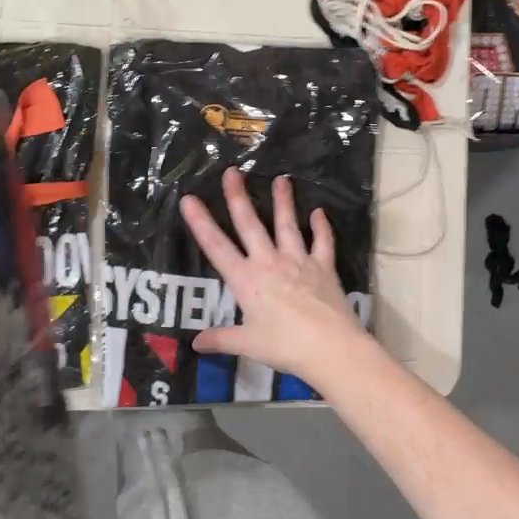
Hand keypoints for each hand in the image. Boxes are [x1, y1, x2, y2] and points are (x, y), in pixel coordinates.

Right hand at [181, 168, 381, 390]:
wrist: (330, 347)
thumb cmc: (284, 346)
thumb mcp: (248, 344)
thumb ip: (221, 339)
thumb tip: (195, 343)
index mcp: (246, 280)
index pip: (217, 247)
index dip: (201, 223)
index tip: (189, 199)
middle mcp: (269, 262)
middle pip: (250, 225)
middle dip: (238, 197)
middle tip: (232, 171)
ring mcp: (298, 261)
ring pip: (287, 225)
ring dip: (283, 201)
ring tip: (281, 179)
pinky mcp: (323, 267)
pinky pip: (322, 242)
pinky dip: (321, 227)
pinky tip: (319, 212)